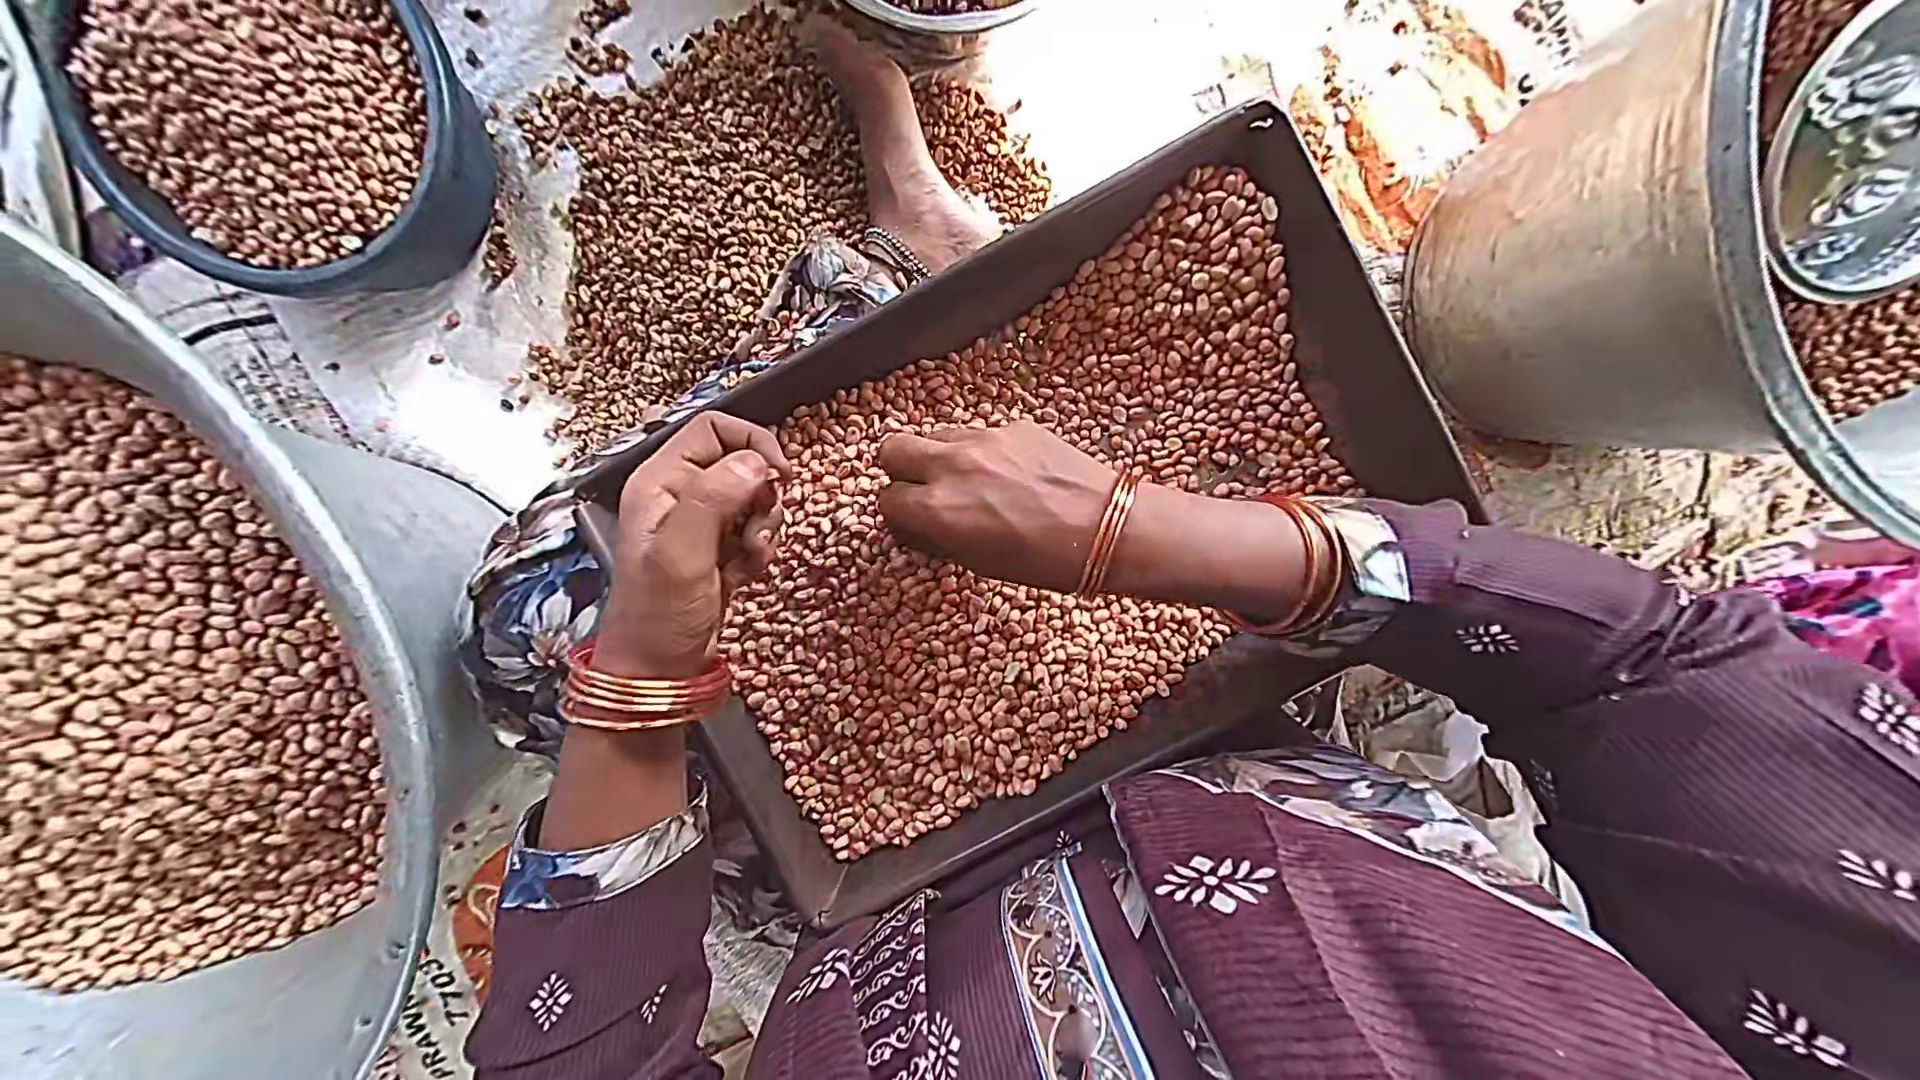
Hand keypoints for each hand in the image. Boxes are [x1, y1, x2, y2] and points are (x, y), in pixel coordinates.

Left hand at [594, 413, 789, 678]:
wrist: (661, 669)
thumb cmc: (659, 614)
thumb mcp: (681, 555)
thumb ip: (713, 500)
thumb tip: (757, 461)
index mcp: (661, 480)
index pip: (714, 427)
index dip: (753, 441)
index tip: (782, 475)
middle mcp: (682, 492)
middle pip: (744, 461)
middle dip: (763, 495)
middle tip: (755, 531)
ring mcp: (703, 520)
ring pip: (757, 496)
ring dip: (765, 526)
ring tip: (747, 557)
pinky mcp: (722, 544)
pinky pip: (758, 527)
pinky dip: (762, 548)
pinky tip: (745, 572)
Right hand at [878, 419, 1312, 619]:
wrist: (1110, 529)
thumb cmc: (1046, 562)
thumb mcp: (980, 563)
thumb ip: (938, 538)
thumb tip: (915, 525)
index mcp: (938, 508)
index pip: (887, 498)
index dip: (897, 512)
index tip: (911, 519)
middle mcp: (952, 465)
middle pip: (893, 448)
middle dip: (900, 469)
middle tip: (921, 487)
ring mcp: (983, 438)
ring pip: (935, 434)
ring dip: (938, 455)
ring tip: (966, 478)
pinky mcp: (1014, 424)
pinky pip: (978, 432)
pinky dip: (978, 449)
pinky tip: (1006, 470)